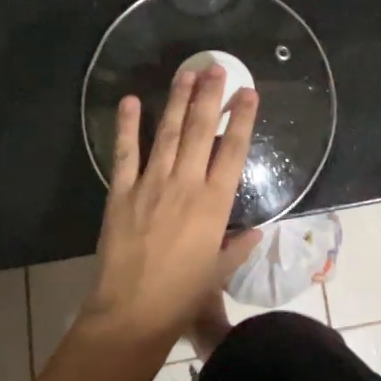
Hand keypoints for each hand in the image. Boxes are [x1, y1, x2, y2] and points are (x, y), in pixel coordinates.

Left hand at [83, 66, 258, 341]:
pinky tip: (131, 101)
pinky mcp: (122, 191)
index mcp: (214, 204)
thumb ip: (238, 247)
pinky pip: (126, 153)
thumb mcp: (219, 273)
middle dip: (210, 96)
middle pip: (202, 130)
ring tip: (187, 73)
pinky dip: (128, 125)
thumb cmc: (182, 296)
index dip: (243, 119)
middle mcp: (186, 184)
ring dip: (178, 100)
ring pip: (169, 132)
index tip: (249, 93)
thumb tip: (257, 231)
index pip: (234, 151)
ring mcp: (152, 184)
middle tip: (216, 68)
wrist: (133, 312)